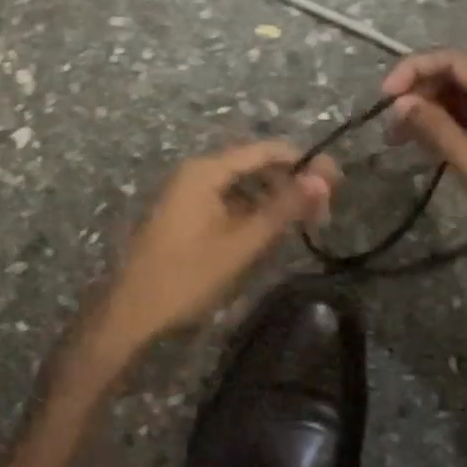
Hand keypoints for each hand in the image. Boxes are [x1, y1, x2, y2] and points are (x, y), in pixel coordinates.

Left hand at [96, 142, 339, 351]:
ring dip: (272, 197)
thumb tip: (323, 178)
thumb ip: (283, 209)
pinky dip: (251, 210)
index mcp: (205, 170)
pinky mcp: (183, 214)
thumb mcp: (241, 245)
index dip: (304, 162)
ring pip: (240, 184)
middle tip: (324, 211)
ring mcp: (186, 192)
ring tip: (303, 223)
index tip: (337, 181)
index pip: (265, 151)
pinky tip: (269, 232)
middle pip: (253, 164)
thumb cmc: (185, 278)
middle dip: (290, 181)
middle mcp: (195, 172)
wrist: (129, 315)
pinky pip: (226, 200)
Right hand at [383, 50, 466, 279]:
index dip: (415, 69)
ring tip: (399, 139)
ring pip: (466, 100)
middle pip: (459, 78)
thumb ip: (444, 136)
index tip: (384, 96)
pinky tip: (428, 149)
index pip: (456, 63)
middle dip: (419, 93)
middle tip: (388, 126)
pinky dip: (450, 129)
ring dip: (431, 112)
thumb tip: (402, 103)